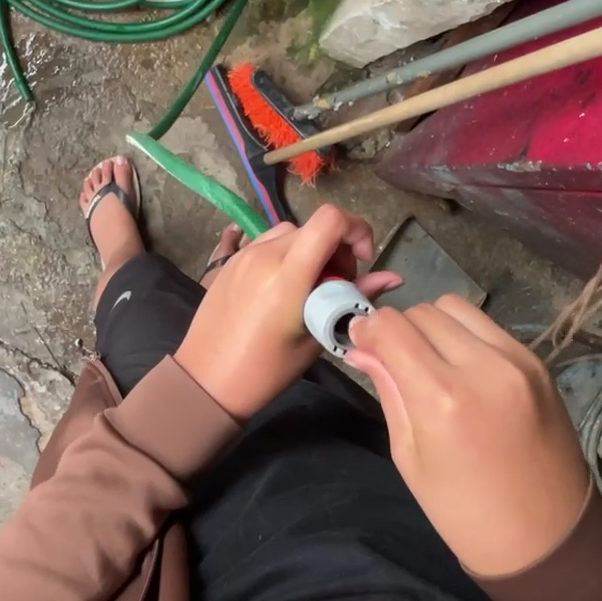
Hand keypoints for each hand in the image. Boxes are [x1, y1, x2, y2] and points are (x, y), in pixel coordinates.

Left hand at [174, 205, 399, 420]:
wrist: (207, 381)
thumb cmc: (266, 370)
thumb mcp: (316, 338)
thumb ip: (354, 301)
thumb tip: (394, 279)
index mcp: (287, 274)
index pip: (330, 219)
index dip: (357, 229)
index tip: (362, 261)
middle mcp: (264, 255)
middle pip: (314, 226)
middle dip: (337, 248)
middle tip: (339, 286)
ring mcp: (243, 255)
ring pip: (291, 232)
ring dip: (311, 249)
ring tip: (312, 288)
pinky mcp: (230, 262)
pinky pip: (268, 243)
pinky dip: (288, 254)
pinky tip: (285, 288)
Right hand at [346, 296, 590, 576]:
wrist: (547, 537)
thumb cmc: (463, 511)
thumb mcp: (410, 457)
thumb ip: (388, 390)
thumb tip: (361, 347)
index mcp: (442, 398)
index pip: (391, 327)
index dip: (367, 329)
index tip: (359, 342)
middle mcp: (482, 366)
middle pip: (422, 312)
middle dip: (398, 329)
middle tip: (393, 359)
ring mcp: (517, 360)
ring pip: (455, 307)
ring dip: (432, 325)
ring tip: (429, 360)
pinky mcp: (537, 363)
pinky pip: (488, 326)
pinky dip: (464, 336)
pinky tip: (462, 368)